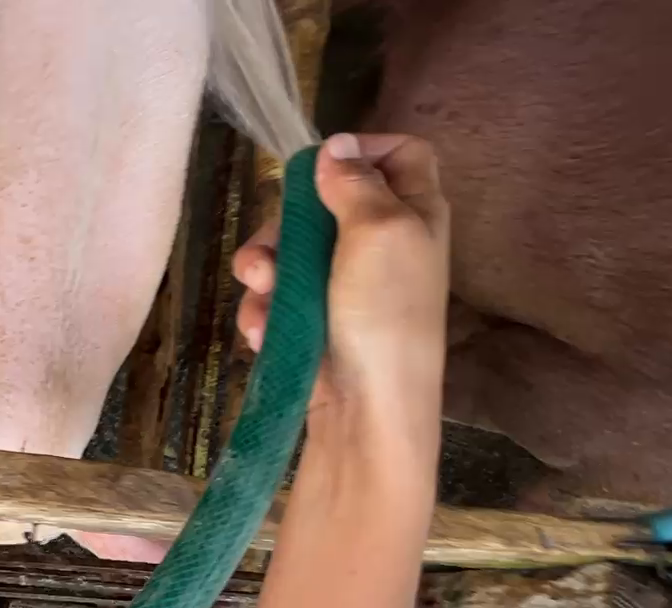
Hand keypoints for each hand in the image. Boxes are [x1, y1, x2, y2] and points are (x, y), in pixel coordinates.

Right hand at [233, 133, 450, 457]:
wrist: (365, 397)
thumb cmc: (384, 310)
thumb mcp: (377, 233)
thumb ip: (354, 185)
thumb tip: (334, 144)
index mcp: (410, 212)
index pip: (397, 156)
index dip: (360, 152)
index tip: (316, 167)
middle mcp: (375, 242)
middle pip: (317, 208)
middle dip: (280, 230)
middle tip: (263, 256)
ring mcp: (338, 284)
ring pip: (284, 256)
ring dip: (262, 277)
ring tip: (261, 300)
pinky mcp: (307, 319)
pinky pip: (272, 300)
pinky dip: (262, 314)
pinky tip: (264, 332)